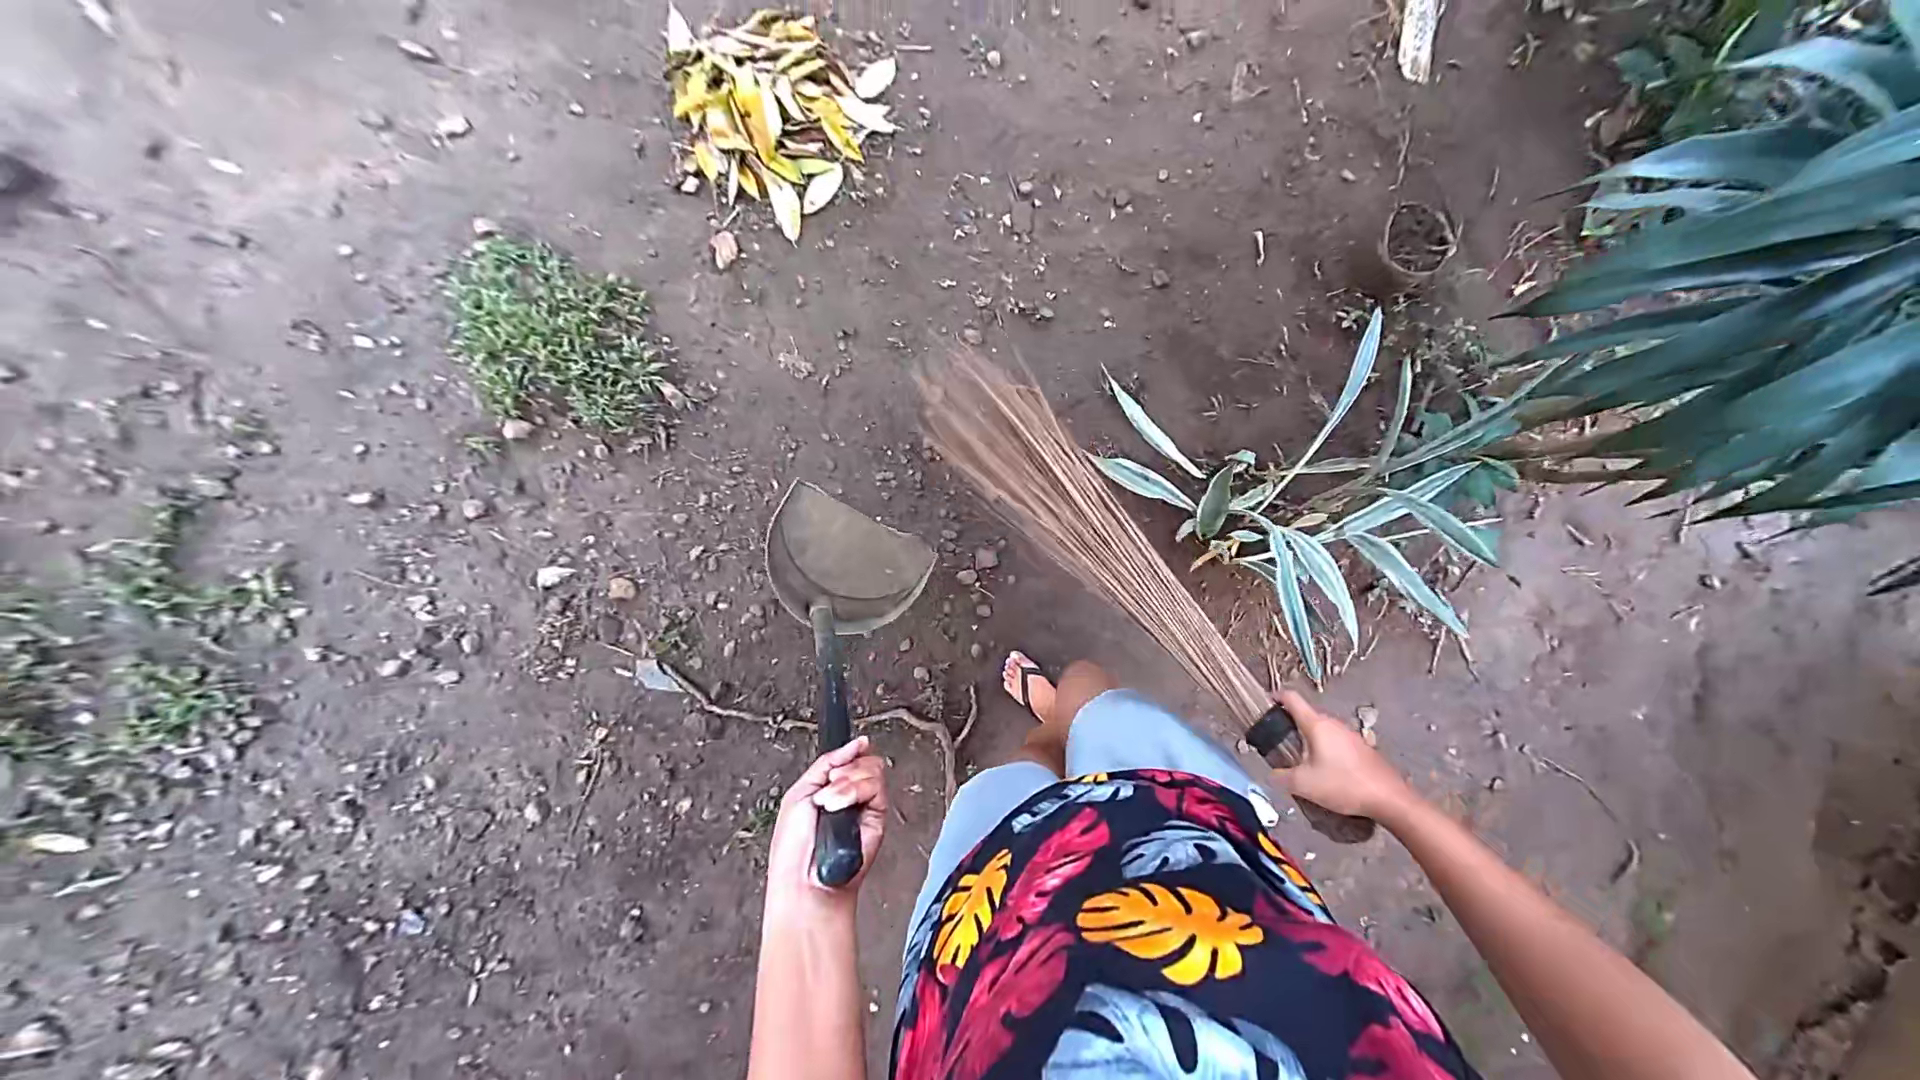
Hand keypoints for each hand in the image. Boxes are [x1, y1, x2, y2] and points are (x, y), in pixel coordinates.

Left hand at [763, 736, 887, 921]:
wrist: (804, 880)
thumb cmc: (793, 849)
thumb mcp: (800, 793)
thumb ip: (828, 763)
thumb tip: (856, 744)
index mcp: (831, 788)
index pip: (852, 757)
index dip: (850, 753)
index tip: (848, 754)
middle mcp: (852, 795)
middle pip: (866, 760)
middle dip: (845, 771)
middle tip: (828, 791)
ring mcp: (866, 806)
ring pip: (872, 771)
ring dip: (846, 784)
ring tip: (830, 805)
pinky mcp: (877, 818)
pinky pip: (877, 787)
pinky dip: (856, 791)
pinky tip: (841, 807)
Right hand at [1271, 690, 1419, 821]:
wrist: (1391, 800)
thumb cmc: (1344, 785)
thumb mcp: (1303, 785)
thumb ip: (1281, 777)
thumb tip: (1272, 775)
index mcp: (1317, 725)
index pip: (1292, 699)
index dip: (1277, 696)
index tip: (1267, 703)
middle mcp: (1334, 724)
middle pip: (1306, 716)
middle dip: (1291, 726)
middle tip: (1280, 743)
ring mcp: (1351, 735)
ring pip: (1322, 730)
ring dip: (1310, 740)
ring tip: (1302, 761)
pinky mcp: (1363, 748)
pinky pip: (1337, 741)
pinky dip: (1326, 749)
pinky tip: (1327, 771)